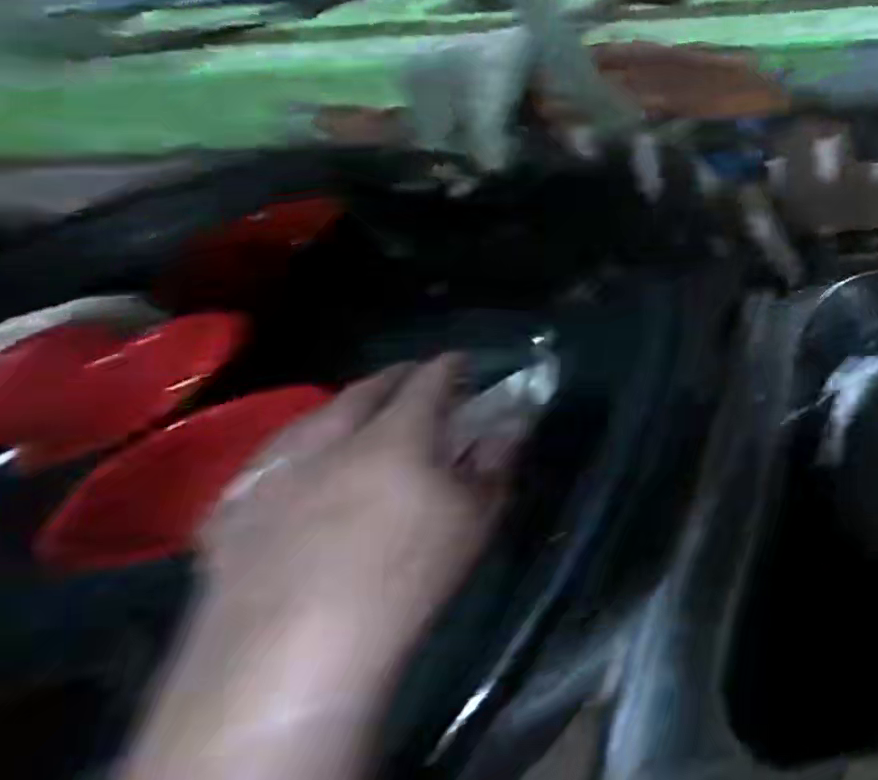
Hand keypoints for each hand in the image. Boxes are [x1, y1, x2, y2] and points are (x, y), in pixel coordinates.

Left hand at [125, 355, 509, 779]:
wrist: (291, 654)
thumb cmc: (408, 576)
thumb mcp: (476, 515)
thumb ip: (496, 459)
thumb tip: (512, 420)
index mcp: (396, 436)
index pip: (426, 382)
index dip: (449, 367)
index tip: (464, 362)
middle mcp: (329, 441)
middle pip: (362, 393)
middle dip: (393, 379)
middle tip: (415, 379)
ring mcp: (271, 476)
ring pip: (308, 420)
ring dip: (340, 407)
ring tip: (359, 412)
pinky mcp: (227, 514)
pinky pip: (266, 460)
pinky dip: (295, 446)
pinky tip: (301, 463)